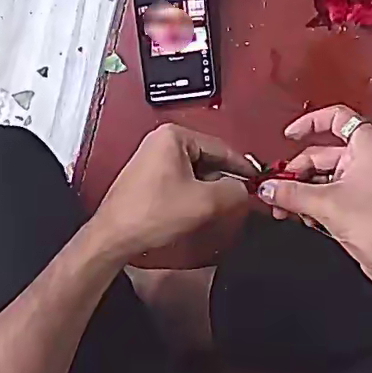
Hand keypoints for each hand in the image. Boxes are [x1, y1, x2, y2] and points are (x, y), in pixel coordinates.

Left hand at [91, 124, 257, 267]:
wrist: (114, 237)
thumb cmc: (148, 214)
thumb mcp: (206, 201)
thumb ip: (234, 191)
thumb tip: (244, 189)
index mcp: (174, 136)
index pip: (221, 147)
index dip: (242, 166)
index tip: (256, 179)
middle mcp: (161, 141)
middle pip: (209, 158)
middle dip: (224, 179)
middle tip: (240, 196)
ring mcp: (153, 158)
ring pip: (196, 170)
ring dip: (209, 188)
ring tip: (216, 206)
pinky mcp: (149, 175)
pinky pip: (182, 178)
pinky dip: (194, 192)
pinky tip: (197, 209)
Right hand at [257, 105, 371, 286]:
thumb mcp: (328, 206)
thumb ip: (292, 193)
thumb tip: (268, 188)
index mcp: (368, 146)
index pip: (337, 118)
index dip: (310, 123)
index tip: (289, 135)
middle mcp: (368, 159)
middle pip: (322, 153)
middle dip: (297, 171)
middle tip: (277, 188)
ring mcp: (365, 182)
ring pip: (323, 177)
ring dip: (302, 191)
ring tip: (284, 207)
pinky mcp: (361, 203)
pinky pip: (331, 194)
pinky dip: (314, 202)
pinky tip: (304, 217)